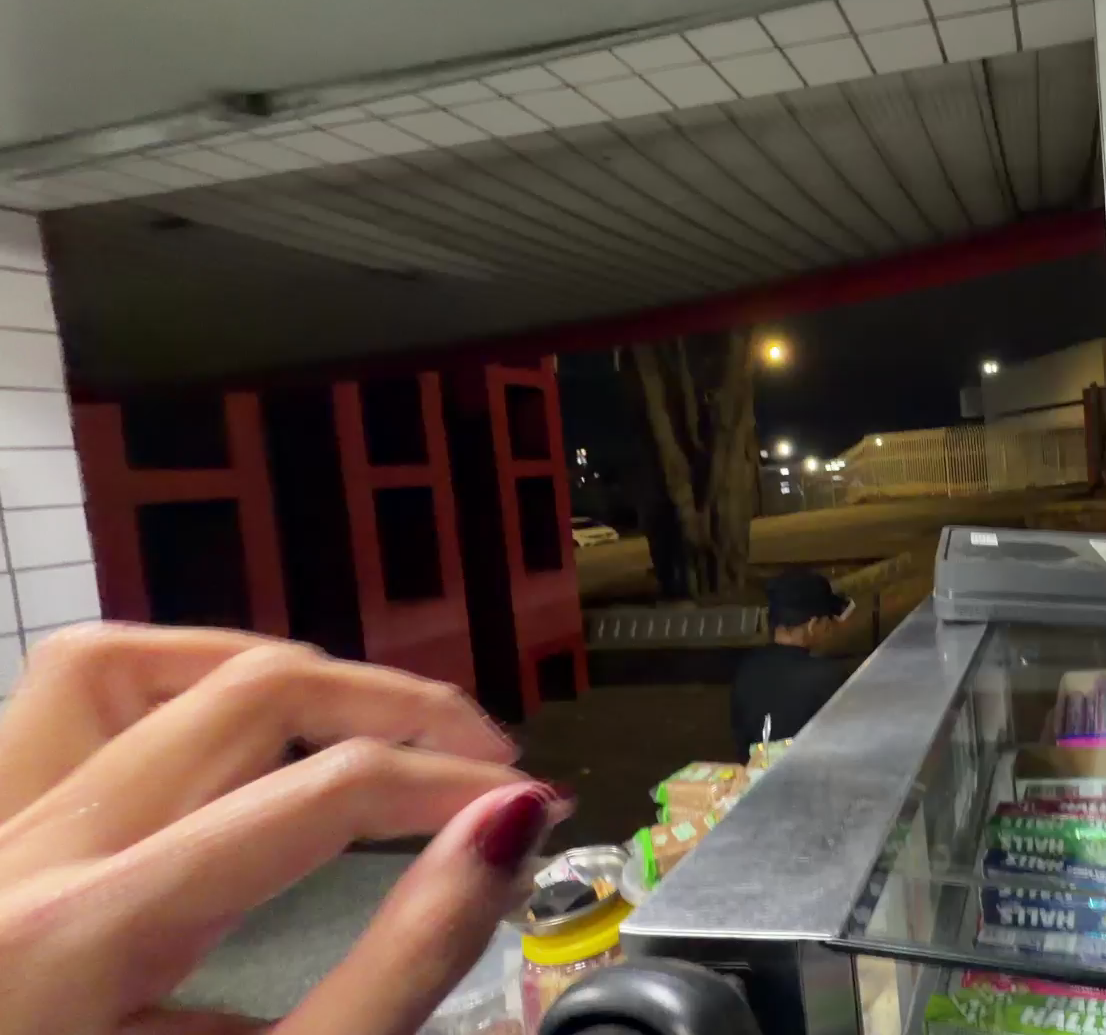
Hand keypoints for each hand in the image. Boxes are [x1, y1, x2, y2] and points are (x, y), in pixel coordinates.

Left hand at [0, 622, 570, 1034]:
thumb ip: (407, 957)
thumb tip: (514, 820)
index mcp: (73, 936)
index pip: (330, 786)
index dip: (457, 781)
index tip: (537, 805)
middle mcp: (5, 857)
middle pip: (258, 690)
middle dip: (404, 707)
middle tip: (482, 757)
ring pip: (134, 665)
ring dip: (284, 673)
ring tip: (372, 723)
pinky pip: (68, 700)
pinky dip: (182, 681)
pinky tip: (255, 729)